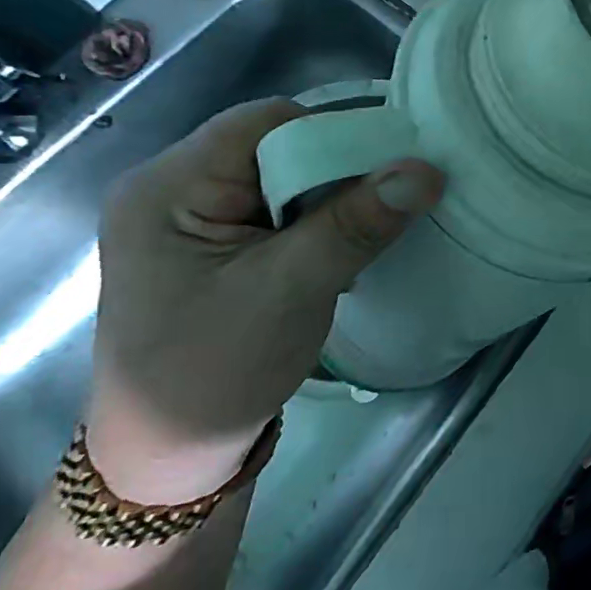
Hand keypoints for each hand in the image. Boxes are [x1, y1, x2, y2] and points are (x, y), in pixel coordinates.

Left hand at [85, 98, 444, 502]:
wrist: (165, 465)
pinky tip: (331, 254)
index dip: (333, 137)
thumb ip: (357, 223)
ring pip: (278, 178)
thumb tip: (425, 169)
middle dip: (332, 175)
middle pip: (272, 147)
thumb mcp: (292, 291)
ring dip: (325, 203)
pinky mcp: (207, 245)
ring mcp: (185, 218)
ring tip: (358, 237)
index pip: (265, 124)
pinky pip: (271, 209)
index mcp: (167, 186)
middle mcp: (168, 188)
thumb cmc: (217, 375)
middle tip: (382, 208)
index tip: (391, 169)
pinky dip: (310, 223)